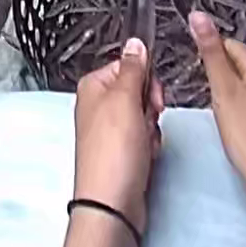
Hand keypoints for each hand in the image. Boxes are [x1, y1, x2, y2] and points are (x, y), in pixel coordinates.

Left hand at [72, 37, 163, 232]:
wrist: (112, 204)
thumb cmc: (114, 150)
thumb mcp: (125, 99)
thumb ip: (133, 69)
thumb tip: (135, 42)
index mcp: (94, 86)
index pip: (128, 66)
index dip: (145, 80)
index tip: (151, 96)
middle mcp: (99, 104)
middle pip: (139, 90)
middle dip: (150, 107)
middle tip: (146, 121)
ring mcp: (110, 129)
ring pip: (145, 115)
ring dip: (152, 129)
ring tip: (144, 144)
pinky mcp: (122, 150)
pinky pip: (146, 137)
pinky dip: (151, 145)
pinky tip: (146, 157)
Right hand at [190, 10, 245, 218]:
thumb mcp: (224, 92)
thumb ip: (211, 53)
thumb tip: (198, 14)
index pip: (228, 44)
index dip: (209, 57)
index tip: (198, 78)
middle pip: (238, 66)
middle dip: (219, 77)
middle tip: (209, 100)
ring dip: (230, 97)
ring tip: (221, 117)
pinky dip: (243, 114)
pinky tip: (239, 132)